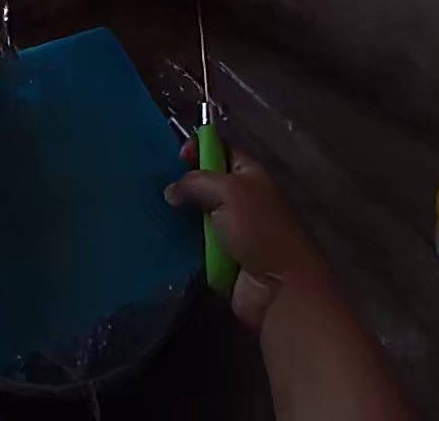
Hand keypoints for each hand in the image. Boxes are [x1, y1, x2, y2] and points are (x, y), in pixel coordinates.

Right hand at [165, 139, 328, 329]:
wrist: (280, 289)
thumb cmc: (259, 229)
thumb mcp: (230, 191)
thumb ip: (197, 182)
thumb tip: (171, 191)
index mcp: (249, 173)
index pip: (220, 149)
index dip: (199, 147)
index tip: (178, 158)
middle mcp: (241, 197)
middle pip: (204, 182)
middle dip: (183, 185)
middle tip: (161, 188)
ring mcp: (231, 229)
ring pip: (196, 213)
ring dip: (181, 216)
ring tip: (158, 213)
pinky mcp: (221, 256)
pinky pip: (195, 242)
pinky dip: (184, 242)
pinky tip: (164, 237)